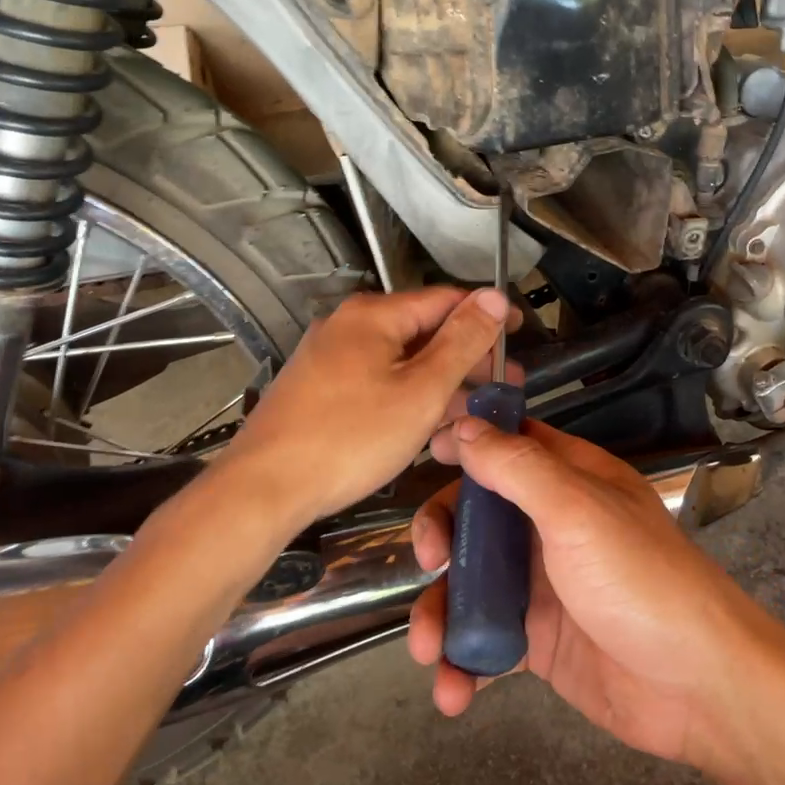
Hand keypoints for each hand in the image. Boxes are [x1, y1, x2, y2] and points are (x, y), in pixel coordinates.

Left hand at [211, 287, 514, 526]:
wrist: (264, 488)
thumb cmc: (351, 439)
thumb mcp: (421, 391)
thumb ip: (462, 342)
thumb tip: (493, 296)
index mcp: (373, 315)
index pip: (447, 299)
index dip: (487, 315)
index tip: (520, 334)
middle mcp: (348, 325)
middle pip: (423, 329)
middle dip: (468, 354)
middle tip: (505, 384)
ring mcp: (329, 356)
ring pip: (401, 358)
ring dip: (441, 379)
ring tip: (476, 408)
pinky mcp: (319, 387)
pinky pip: (378, 378)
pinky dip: (409, 393)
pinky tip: (430, 421)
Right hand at [408, 419, 784, 764]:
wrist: (697, 685)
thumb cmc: (640, 580)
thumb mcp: (577, 511)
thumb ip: (518, 468)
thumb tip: (466, 426)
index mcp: (569, 482)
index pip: (510, 445)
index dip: (469, 442)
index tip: (429, 452)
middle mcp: (552, 527)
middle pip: (476, 516)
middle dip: (440, 535)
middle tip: (428, 558)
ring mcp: (544, 586)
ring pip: (472, 584)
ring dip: (439, 615)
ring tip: (428, 651)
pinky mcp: (540, 642)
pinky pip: (485, 643)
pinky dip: (463, 664)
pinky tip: (453, 691)